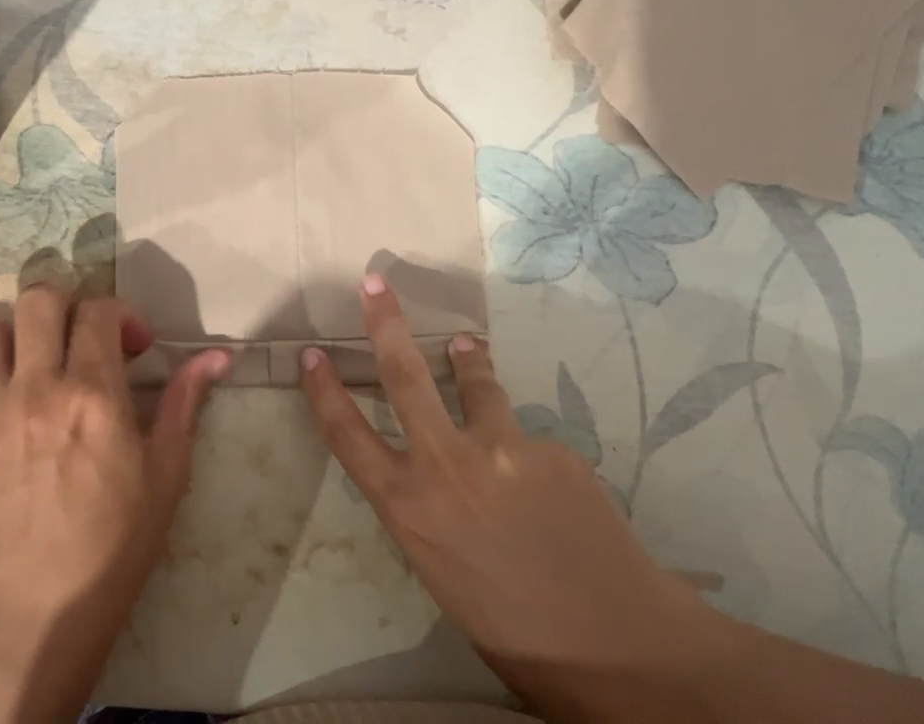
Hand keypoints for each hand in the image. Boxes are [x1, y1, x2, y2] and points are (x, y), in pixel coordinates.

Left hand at [0, 286, 229, 722]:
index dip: (122, 314)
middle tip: (81, 338)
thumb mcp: (167, 472)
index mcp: (93, 395)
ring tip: (29, 356)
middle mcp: (35, 390)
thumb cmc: (117, 541)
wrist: (46, 607)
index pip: (98, 310)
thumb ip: (185, 403)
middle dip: (66, 305)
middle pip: (37, 301)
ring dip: (7, 330)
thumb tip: (219, 356)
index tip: (134, 347)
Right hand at [298, 274, 721, 714]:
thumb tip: (434, 483)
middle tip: (376, 282)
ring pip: (475, 384)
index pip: (347, 435)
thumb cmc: (511, 631)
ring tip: (467, 344)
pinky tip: (550, 489)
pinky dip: (528, 452)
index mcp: (407, 506)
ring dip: (466, 360)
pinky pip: (529, 441)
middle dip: (386, 323)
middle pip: (405, 375)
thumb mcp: (439, 572)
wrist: (613, 641)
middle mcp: (446, 464)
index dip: (324, 391)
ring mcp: (503, 448)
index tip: (310, 354)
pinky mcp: (553, 449)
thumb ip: (427, 515)